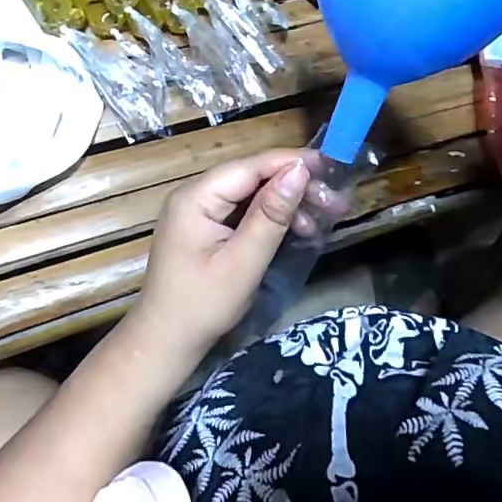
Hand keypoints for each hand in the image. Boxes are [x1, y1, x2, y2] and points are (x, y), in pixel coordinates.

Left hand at [131, 149, 317, 353]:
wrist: (166, 340)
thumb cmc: (203, 304)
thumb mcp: (244, 261)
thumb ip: (270, 215)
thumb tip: (299, 171)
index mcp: (195, 197)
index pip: (249, 166)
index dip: (290, 162)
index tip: (331, 166)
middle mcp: (193, 195)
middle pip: (250, 176)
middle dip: (293, 184)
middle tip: (335, 200)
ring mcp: (197, 211)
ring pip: (248, 193)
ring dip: (285, 202)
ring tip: (324, 216)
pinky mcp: (204, 227)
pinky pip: (241, 210)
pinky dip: (269, 216)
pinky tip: (298, 228)